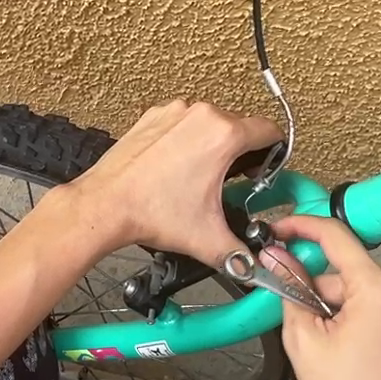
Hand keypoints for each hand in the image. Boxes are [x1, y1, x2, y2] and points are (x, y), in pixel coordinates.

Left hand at [44, 100, 281, 264]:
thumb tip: (257, 267)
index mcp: (223, 135)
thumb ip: (243, 255)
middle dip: (241, 153)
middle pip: (239, 127)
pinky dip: (186, 139)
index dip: (275, 150)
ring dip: (212, 145)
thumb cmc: (150, 211)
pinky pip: (183, 123)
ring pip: (210, 123)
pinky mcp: (154, 116)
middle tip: (232, 181)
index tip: (269, 165)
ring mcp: (175, 112)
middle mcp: (201, 115)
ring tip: (200, 177)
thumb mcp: (209, 239)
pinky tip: (177, 167)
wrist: (106, 204)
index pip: (268, 130)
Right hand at [275, 216, 380, 379]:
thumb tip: (278, 256)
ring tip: (327, 343)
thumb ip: (290, 286)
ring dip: (339, 302)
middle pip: (348, 268)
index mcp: (378, 289)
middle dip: (318, 285)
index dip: (301, 226)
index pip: (335, 235)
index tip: (280, 228)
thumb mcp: (303, 338)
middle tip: (297, 312)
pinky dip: (361, 314)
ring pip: (364, 287)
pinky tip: (349, 346)